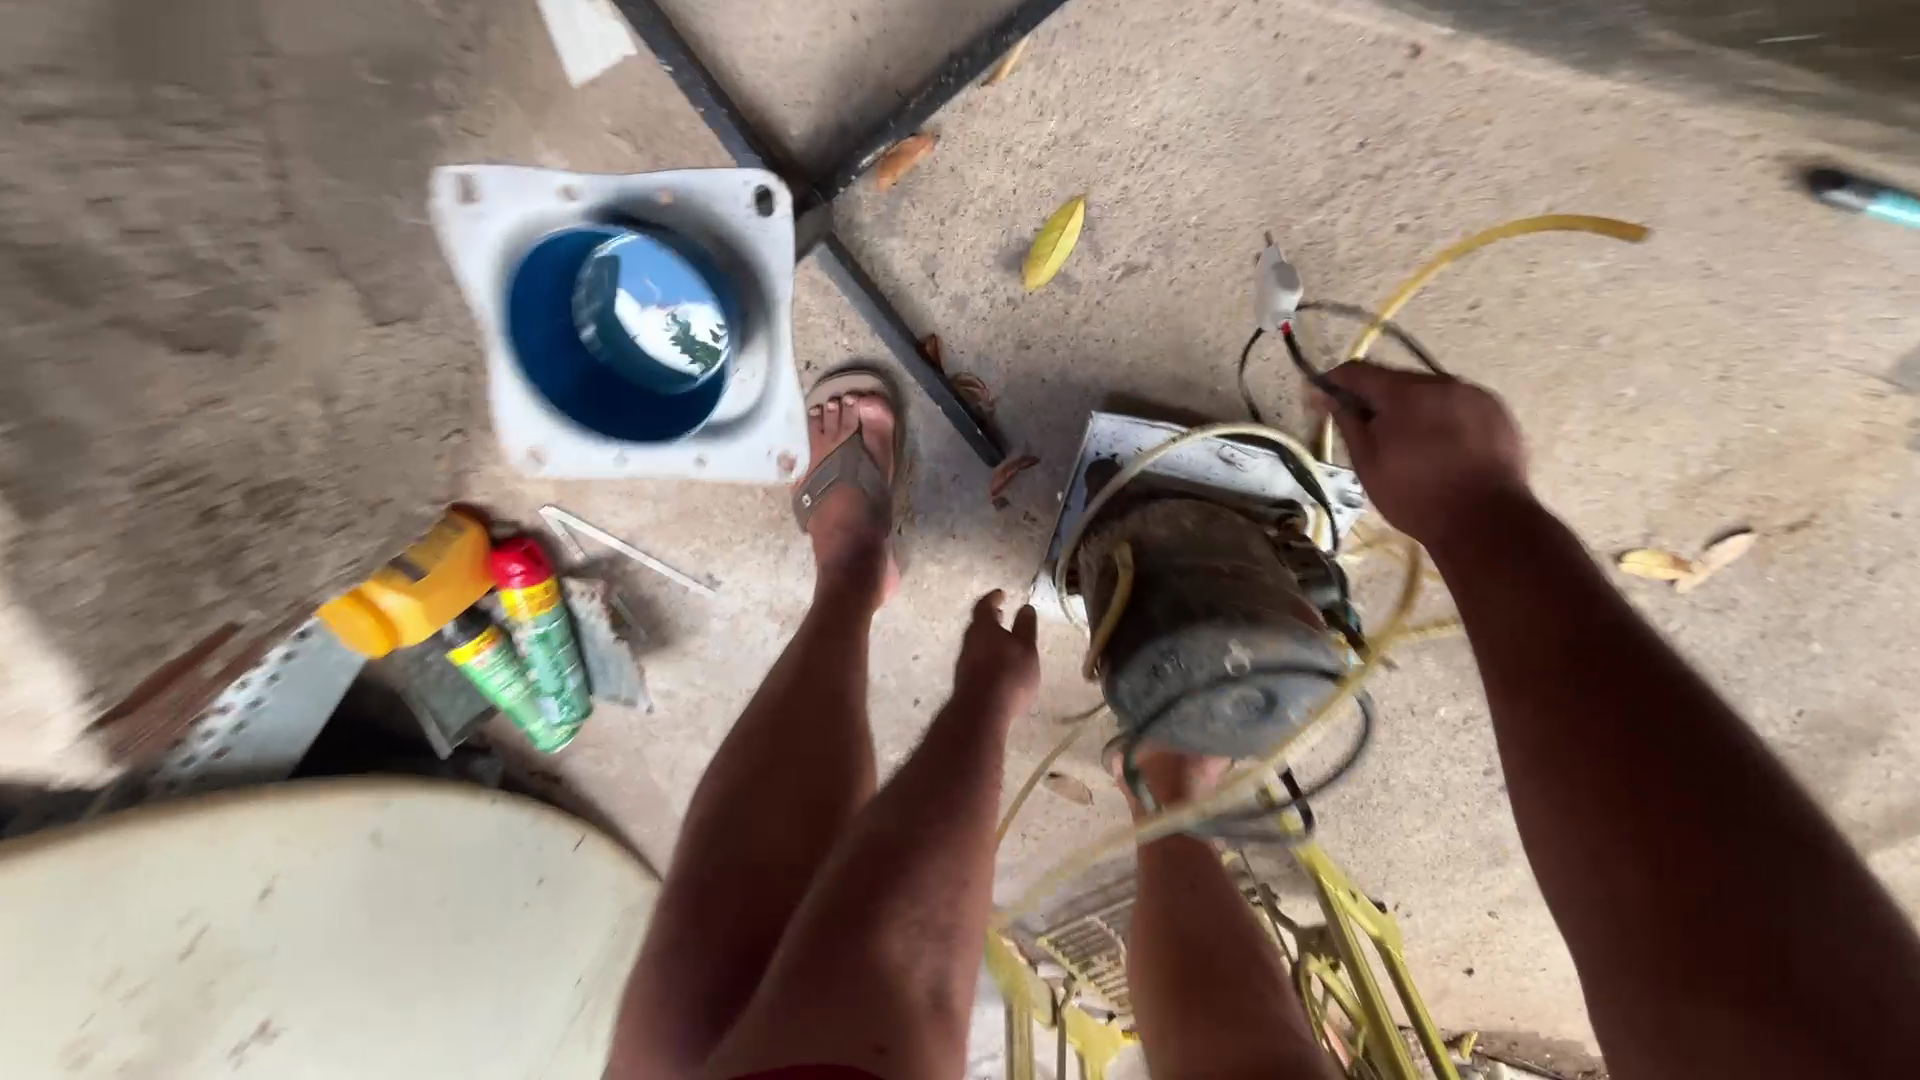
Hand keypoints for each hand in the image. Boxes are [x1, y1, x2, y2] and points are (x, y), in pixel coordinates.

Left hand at [951, 590, 1039, 718]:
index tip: (1001, 594)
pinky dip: (987, 654)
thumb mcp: (1026, 648)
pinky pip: (977, 659)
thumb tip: (1025, 607)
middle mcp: (970, 641)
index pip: (985, 605)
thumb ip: (1026, 627)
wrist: (981, 711)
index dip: (993, 598)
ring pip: (977, 642)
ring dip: (989, 638)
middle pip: (978, 624)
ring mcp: (964, 661)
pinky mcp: (965, 679)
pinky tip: (998, 665)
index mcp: (983, 628)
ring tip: (1003, 641)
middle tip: (1001, 614)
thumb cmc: (1009, 674)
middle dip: (990, 618)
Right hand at [1321, 361, 1531, 549]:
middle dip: (1375, 398)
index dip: (1334, 382)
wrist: (1484, 520)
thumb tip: (1329, 397)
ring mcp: (1474, 395)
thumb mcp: (1367, 463)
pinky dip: (1439, 416)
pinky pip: (1456, 404)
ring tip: (1404, 440)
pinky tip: (1438, 446)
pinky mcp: (1497, 411)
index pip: (1358, 371)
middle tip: (1365, 428)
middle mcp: (1441, 382)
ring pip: (1428, 391)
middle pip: (1396, 380)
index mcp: (1404, 393)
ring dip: (1409, 407)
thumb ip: (1348, 423)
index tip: (1321, 399)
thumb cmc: (1413, 495)